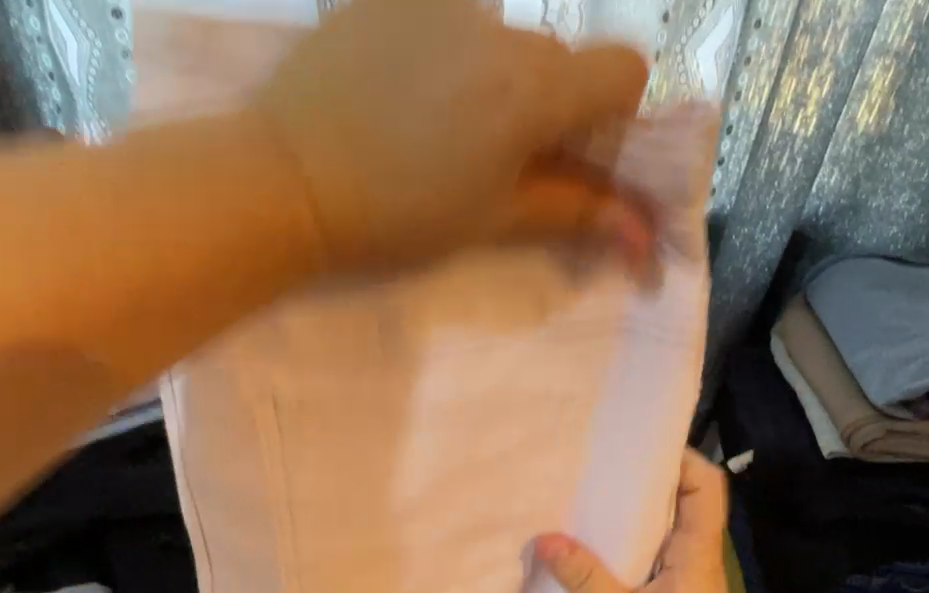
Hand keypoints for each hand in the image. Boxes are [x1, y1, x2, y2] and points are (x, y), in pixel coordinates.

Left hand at [254, 0, 652, 272]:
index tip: (572, 148)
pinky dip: (441, 49)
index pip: (624, 68)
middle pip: (557, 56)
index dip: (611, 112)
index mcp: (533, 89)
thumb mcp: (492, 220)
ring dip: (491, 75)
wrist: (288, 180)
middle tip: (492, 153)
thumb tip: (640, 234)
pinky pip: (445, 14)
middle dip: (545, 102)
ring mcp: (441, 1)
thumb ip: (574, 211)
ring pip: (500, 35)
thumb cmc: (398, 215)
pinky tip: (397, 90)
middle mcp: (499, 27)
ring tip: (432, 124)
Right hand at [535, 450, 758, 592]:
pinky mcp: (673, 582)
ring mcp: (686, 565)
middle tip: (602, 462)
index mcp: (697, 550)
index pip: (707, 486)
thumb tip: (545, 539)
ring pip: (668, 517)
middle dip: (648, 473)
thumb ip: (586, 583)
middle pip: (685, 493)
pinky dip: (631, 530)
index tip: (638, 448)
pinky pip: (655, 541)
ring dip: (638, 501)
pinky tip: (597, 533)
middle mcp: (696, 549)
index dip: (681, 459)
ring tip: (593, 488)